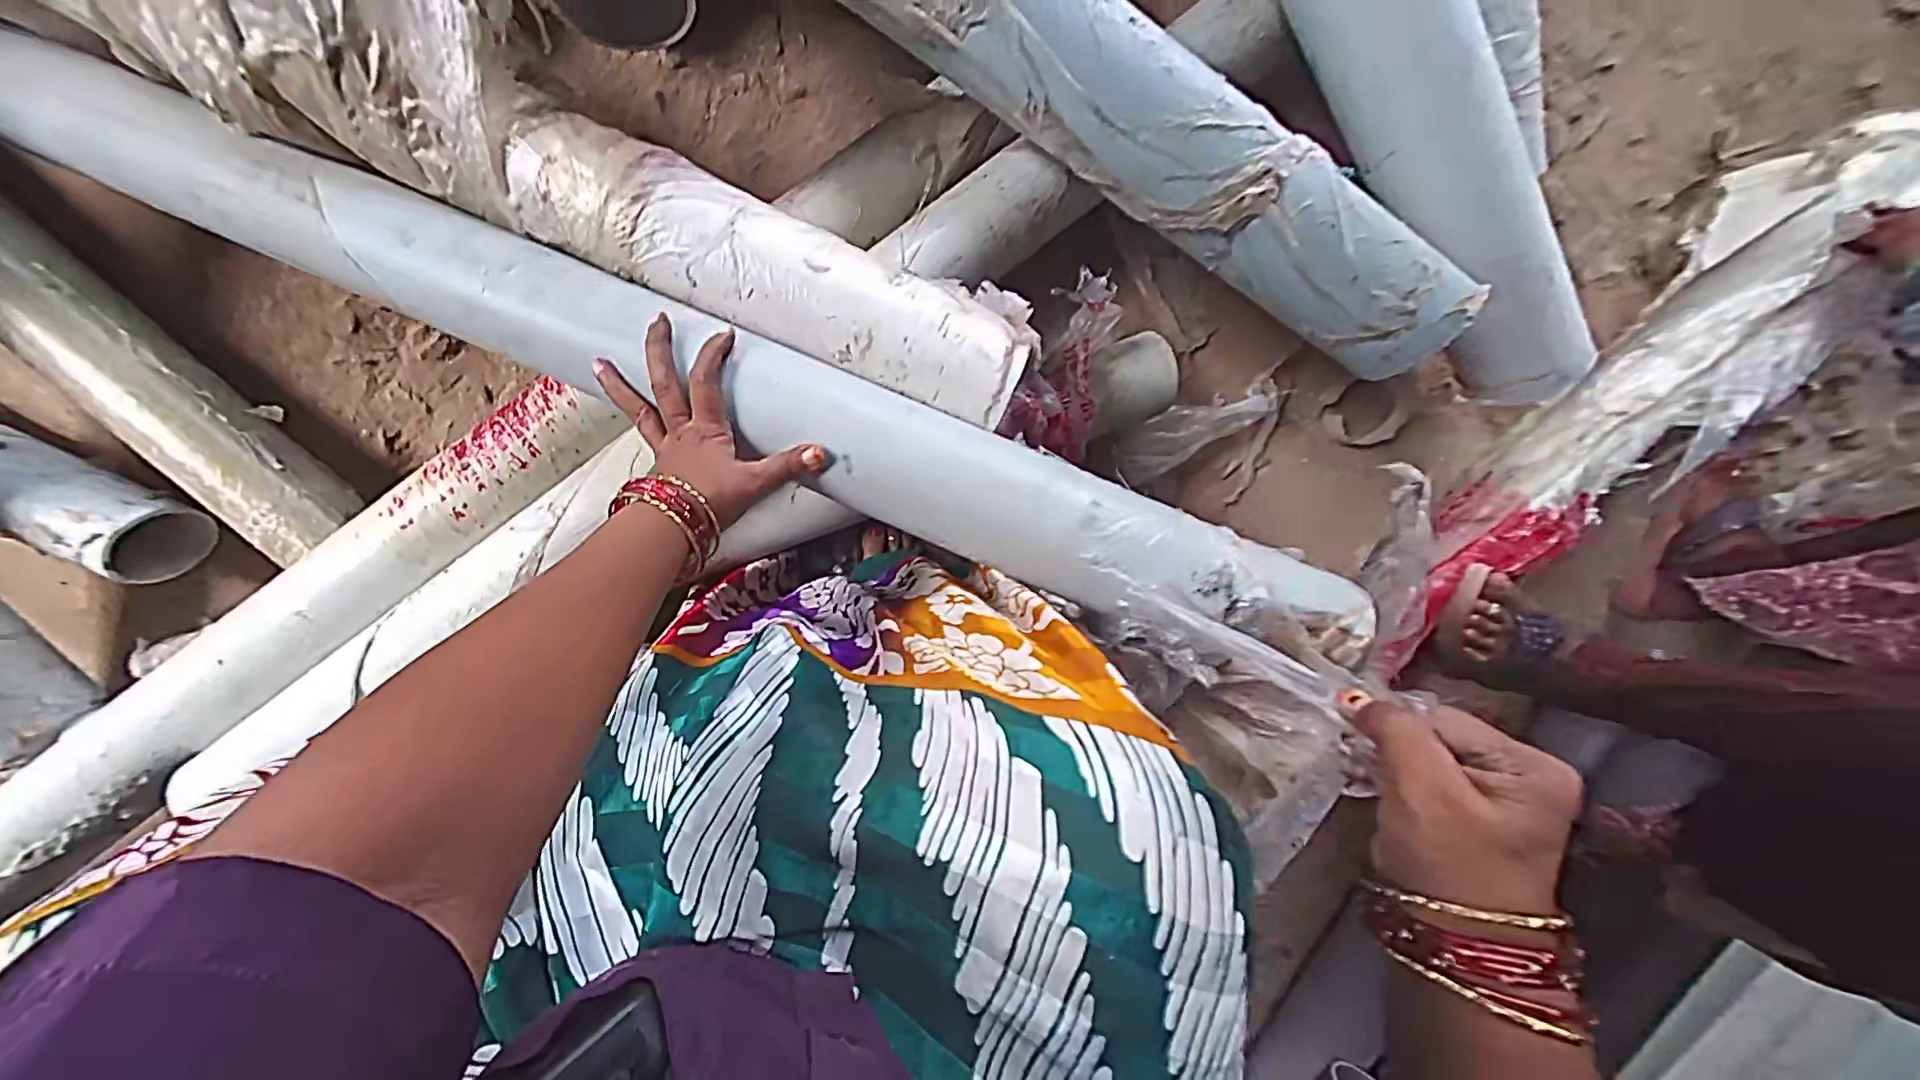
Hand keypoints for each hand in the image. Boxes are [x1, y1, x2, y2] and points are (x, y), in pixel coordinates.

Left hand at [593, 315, 827, 527]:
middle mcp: (682, 431)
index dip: (714, 354)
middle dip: (662, 349)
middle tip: (658, 323)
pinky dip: (629, 421)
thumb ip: (787, 466)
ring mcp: (666, 446)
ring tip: (600, 361)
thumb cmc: (710, 504)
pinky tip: (622, 412)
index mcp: (706, 430)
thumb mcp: (755, 483)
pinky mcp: (659, 463)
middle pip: (666, 382)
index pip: (707, 381)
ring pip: (640, 407)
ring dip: (620, 383)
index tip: (723, 335)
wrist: (673, 527)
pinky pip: (640, 434)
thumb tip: (818, 452)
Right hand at [1347, 698, 1581, 915]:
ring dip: (1393, 766)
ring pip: (1426, 755)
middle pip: (1435, 734)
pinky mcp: (1478, 814)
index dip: (1397, 731)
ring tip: (1379, 790)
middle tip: (1370, 774)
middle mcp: (1529, 773)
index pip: (1441, 717)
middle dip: (1395, 749)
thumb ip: (1394, 729)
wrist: (1454, 942)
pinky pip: (1429, 777)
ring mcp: (1505, 796)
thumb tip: (1356, 695)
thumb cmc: (1446, 863)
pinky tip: (1390, 799)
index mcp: (1533, 764)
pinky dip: (1402, 783)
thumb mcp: (1419, 788)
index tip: (1366, 754)